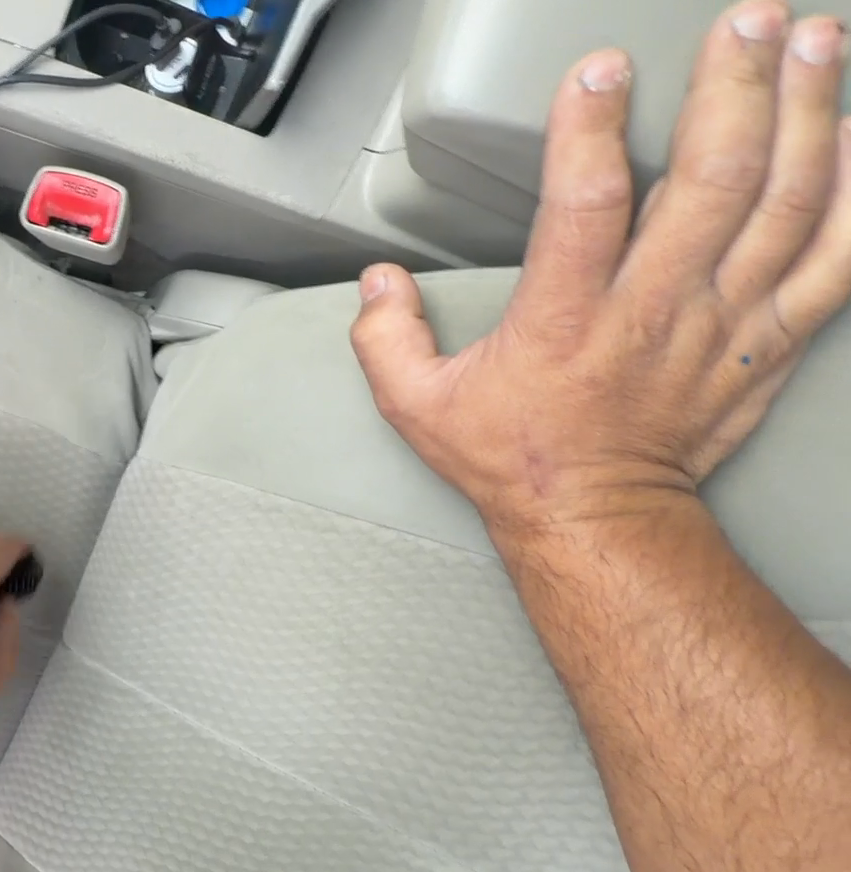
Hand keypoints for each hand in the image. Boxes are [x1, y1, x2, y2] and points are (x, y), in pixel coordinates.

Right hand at [351, 2, 850, 539]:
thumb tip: (378, 282)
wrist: (590, 512)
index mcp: (559, 324)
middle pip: (713, 178)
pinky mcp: (770, 337)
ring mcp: (722, 321)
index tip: (598, 74)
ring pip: (790, 198)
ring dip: (810, 109)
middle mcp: (651, 312)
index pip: (585, 206)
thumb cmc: (507, 456)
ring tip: (816, 40)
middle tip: (741, 22)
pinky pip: (841, 251)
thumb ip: (385, 339)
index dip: (591, 131)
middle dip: (734, 86)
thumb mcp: (413, 405)